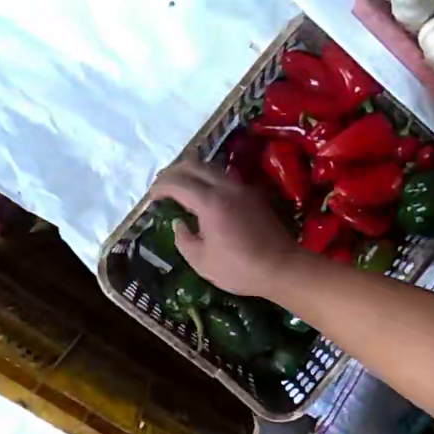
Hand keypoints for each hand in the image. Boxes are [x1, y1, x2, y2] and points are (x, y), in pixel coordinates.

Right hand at [148, 162, 307, 298]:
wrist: (282, 267)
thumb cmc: (239, 269)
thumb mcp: (201, 261)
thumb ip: (184, 239)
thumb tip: (179, 224)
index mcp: (210, 202)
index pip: (177, 183)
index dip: (160, 186)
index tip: (151, 197)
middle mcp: (226, 187)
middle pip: (194, 165)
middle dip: (173, 172)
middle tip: (162, 185)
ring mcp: (243, 189)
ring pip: (212, 168)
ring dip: (193, 173)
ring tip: (181, 187)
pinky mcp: (254, 195)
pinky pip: (225, 178)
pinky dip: (209, 180)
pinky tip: (205, 195)